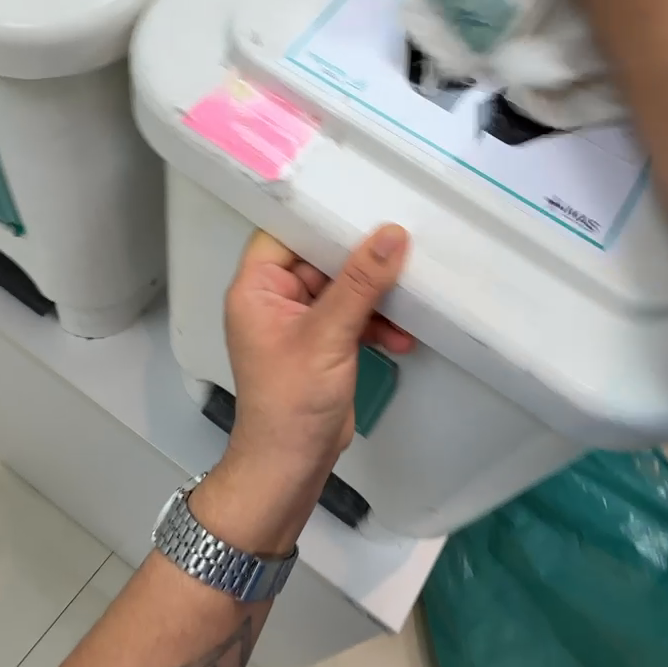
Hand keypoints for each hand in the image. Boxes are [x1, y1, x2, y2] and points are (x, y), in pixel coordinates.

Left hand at [221, 227, 412, 479]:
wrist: (292, 465)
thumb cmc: (292, 400)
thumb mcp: (328, 335)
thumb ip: (361, 283)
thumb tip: (391, 234)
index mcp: (257, 288)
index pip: (285, 232)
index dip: (319, 217)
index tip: (360, 201)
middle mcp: (276, 298)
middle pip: (321, 258)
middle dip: (361, 259)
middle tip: (401, 243)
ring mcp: (301, 321)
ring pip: (343, 288)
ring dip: (375, 296)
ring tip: (409, 300)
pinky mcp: (323, 342)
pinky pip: (352, 316)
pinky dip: (376, 323)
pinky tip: (402, 336)